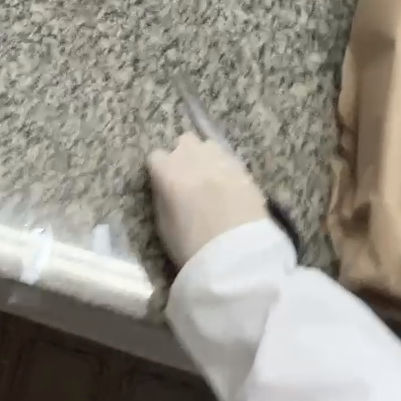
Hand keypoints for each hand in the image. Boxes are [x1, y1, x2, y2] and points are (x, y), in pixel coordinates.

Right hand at [147, 133, 269, 266]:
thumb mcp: (163, 225)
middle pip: (184, 141)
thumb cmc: (191, 247)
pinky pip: (230, 161)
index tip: (162, 185)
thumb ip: (161, 197)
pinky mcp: (245, 171)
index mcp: (168, 172)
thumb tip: (164, 186)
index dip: (158, 171)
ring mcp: (222, 162)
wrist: (237, 259)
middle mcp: (194, 158)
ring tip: (209, 180)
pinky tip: (227, 189)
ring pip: (209, 146)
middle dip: (183, 155)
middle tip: (186, 179)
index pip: (156, 157)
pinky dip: (225, 170)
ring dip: (205, 158)